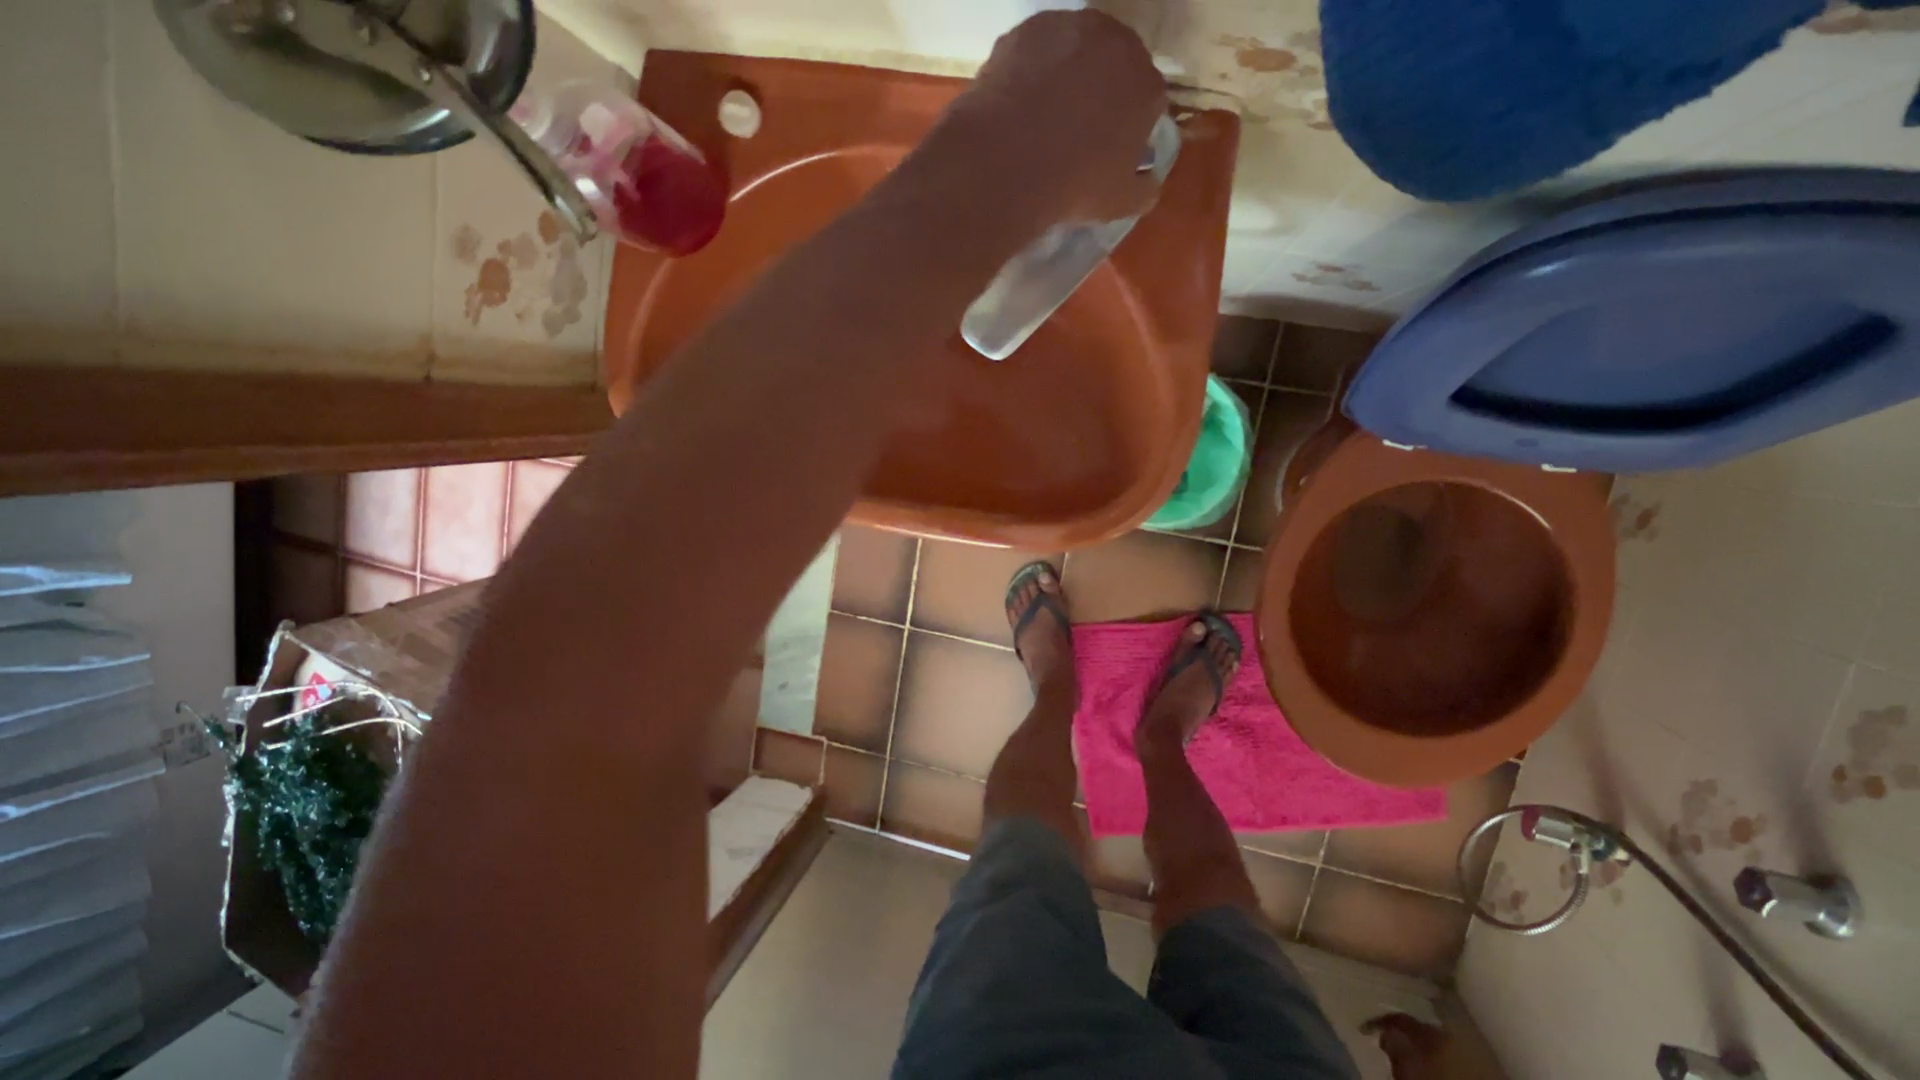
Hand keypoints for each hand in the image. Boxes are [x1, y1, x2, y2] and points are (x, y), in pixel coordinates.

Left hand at [950, 10, 1167, 224]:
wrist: (1009, 161)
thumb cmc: (1075, 184)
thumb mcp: (1120, 201)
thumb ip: (1142, 189)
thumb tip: (1148, 185)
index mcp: (1146, 86)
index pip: (1146, 99)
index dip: (1128, 124)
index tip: (1110, 146)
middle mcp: (1116, 46)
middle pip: (1113, 66)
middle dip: (1099, 91)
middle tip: (1076, 128)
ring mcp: (1071, 31)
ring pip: (1074, 52)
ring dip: (1065, 75)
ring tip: (1042, 115)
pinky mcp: (1027, 30)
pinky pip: (1035, 51)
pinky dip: (1029, 71)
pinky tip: (1017, 102)